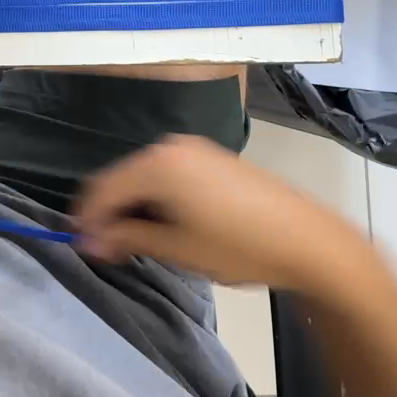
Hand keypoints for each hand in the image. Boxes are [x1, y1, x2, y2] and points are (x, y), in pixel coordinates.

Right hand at [71, 135, 374, 296]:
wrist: (312, 242)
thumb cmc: (239, 247)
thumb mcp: (176, 248)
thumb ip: (126, 238)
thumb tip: (88, 242)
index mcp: (157, 164)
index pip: (102, 189)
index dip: (87, 220)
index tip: (84, 248)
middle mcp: (169, 147)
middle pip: (120, 179)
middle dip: (109, 212)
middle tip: (108, 248)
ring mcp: (193, 149)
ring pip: (143, 176)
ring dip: (132, 205)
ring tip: (136, 239)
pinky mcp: (211, 158)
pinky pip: (166, 173)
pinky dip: (156, 196)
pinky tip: (165, 222)